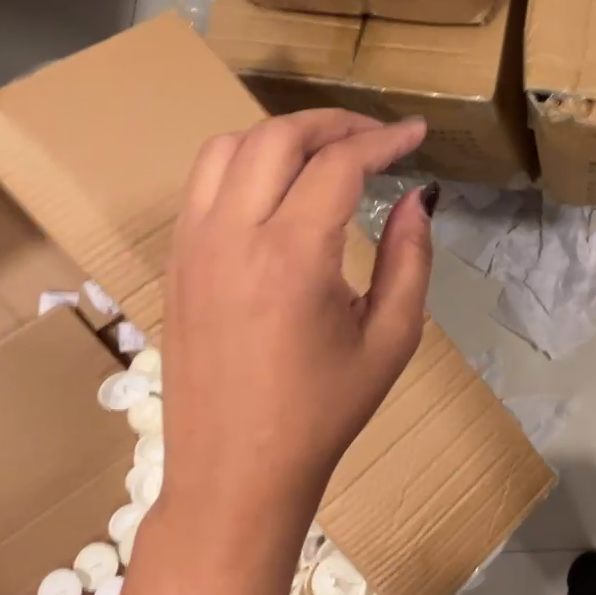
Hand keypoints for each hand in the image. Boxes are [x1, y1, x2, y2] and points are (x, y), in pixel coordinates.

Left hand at [159, 110, 433, 528]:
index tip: (418, 133)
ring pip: (229, 147)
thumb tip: (418, 198)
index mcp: (292, 257)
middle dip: (335, 123)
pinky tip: (280, 187)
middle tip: (377, 136)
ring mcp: (194, 246)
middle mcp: (233, 236)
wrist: (237, 472)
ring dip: (284, 135)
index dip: (384, 139)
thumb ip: (410, 257)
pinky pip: (205, 182)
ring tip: (328, 153)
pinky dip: (246, 161)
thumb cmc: (325, 410)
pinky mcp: (177, 261)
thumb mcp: (392, 337)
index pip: (339, 164)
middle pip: (278, 137)